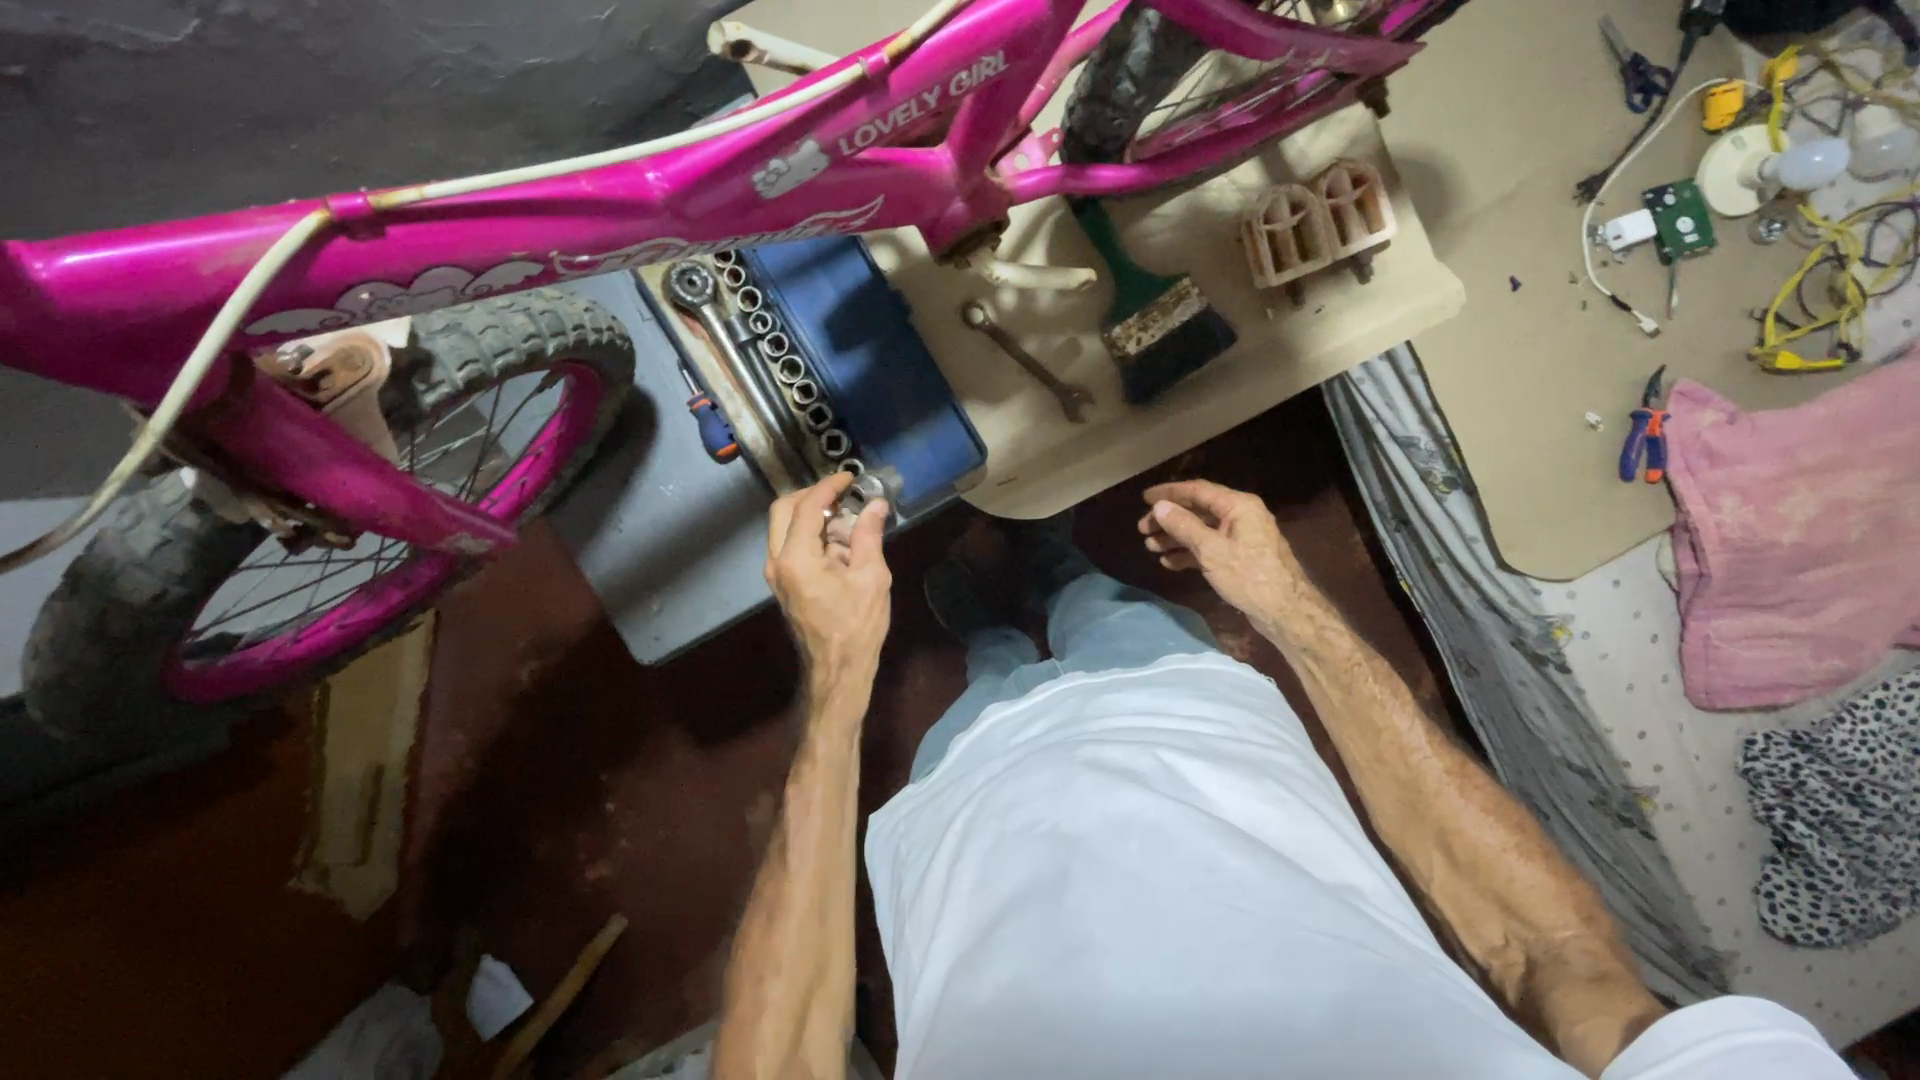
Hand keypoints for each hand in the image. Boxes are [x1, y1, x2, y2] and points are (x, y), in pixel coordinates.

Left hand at [765, 472, 892, 693]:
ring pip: (783, 528)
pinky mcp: (783, 584)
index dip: (829, 487)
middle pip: (783, 510)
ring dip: (810, 515)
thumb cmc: (857, 627)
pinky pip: (789, 545)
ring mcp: (776, 575)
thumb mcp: (871, 577)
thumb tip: (876, 504)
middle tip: (841, 494)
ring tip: (845, 517)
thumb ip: (868, 535)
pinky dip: (809, 533)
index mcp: (796, 559)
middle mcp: (777, 562)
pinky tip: (838, 541)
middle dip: (812, 496)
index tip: (851, 477)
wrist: (838, 671)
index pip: (806, 507)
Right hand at [1137, 479, 1302, 622]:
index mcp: (1238, 506)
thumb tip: (1160, 507)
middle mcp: (1240, 516)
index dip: (1169, 493)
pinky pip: (1209, 548)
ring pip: (1201, 531)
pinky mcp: (1239, 557)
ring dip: (1175, 537)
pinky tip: (1170, 562)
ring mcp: (1240, 537)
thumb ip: (1184, 526)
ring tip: (1151, 547)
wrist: (1283, 610)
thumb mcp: (1211, 550)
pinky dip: (1189, 553)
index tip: (1144, 498)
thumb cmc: (1248, 576)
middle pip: (1198, 511)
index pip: (1198, 491)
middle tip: (1142, 529)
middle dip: (1169, 519)